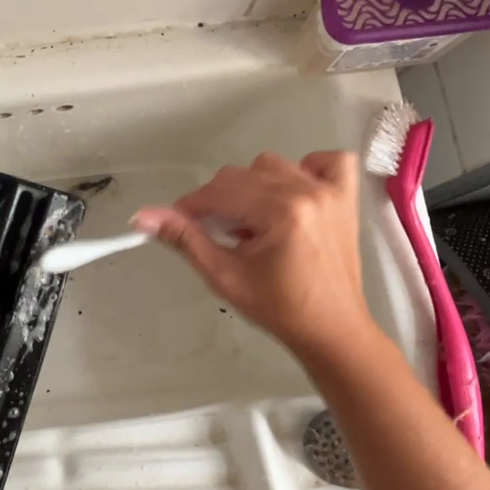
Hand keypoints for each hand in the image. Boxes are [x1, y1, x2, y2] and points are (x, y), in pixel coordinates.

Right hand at [133, 151, 390, 371]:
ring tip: (255, 223)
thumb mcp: (223, 275)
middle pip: (240, 175)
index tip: (180, 223)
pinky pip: (326, 160)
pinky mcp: (345, 197)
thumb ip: (184, 238)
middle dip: (220, 202)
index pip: (218, 192)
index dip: (191, 207)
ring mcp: (330, 192)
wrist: (330, 329)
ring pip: (271, 165)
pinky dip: (305, 170)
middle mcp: (307, 193)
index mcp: (280, 213)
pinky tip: (291, 196)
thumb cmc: (278, 308)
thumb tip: (144, 216)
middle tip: (222, 236)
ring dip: (254, 187)